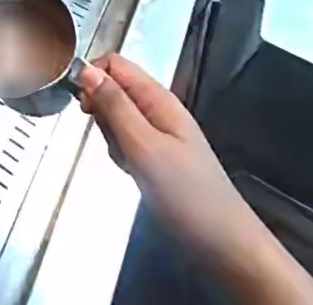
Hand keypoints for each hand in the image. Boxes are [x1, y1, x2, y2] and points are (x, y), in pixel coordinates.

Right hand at [80, 54, 260, 264]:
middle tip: (115, 142)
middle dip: (102, 113)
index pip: (114, 64)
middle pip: (114, 89)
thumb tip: (88, 70)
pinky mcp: (159, 156)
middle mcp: (159, 109)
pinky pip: (128, 142)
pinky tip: (134, 174)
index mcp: (158, 98)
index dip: (94, 79)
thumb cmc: (189, 196)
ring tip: (128, 163)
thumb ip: (114, 106)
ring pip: (118, 118)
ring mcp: (160, 133)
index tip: (86, 108)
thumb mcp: (143, 146)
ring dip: (112, 138)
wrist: (226, 247)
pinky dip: (123, 156)